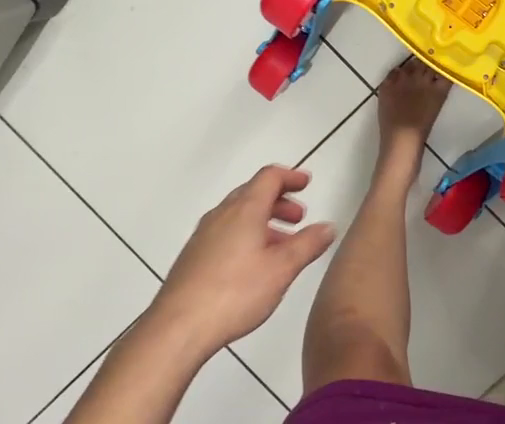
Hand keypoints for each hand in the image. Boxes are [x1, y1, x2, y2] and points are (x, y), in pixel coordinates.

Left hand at [155, 165, 336, 348]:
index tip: (306, 183)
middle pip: (252, 193)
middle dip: (279, 201)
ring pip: (238, 215)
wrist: (176, 328)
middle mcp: (221, 215)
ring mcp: (203, 236)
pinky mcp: (192, 258)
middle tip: (298, 218)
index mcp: (244, 209)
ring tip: (280, 246)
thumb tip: (328, 226)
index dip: (290, 176)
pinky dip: (246, 236)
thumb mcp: (282, 269)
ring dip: (263, 221)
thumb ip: (308, 244)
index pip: (269, 177)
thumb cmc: (234, 292)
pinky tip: (252, 266)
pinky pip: (225, 233)